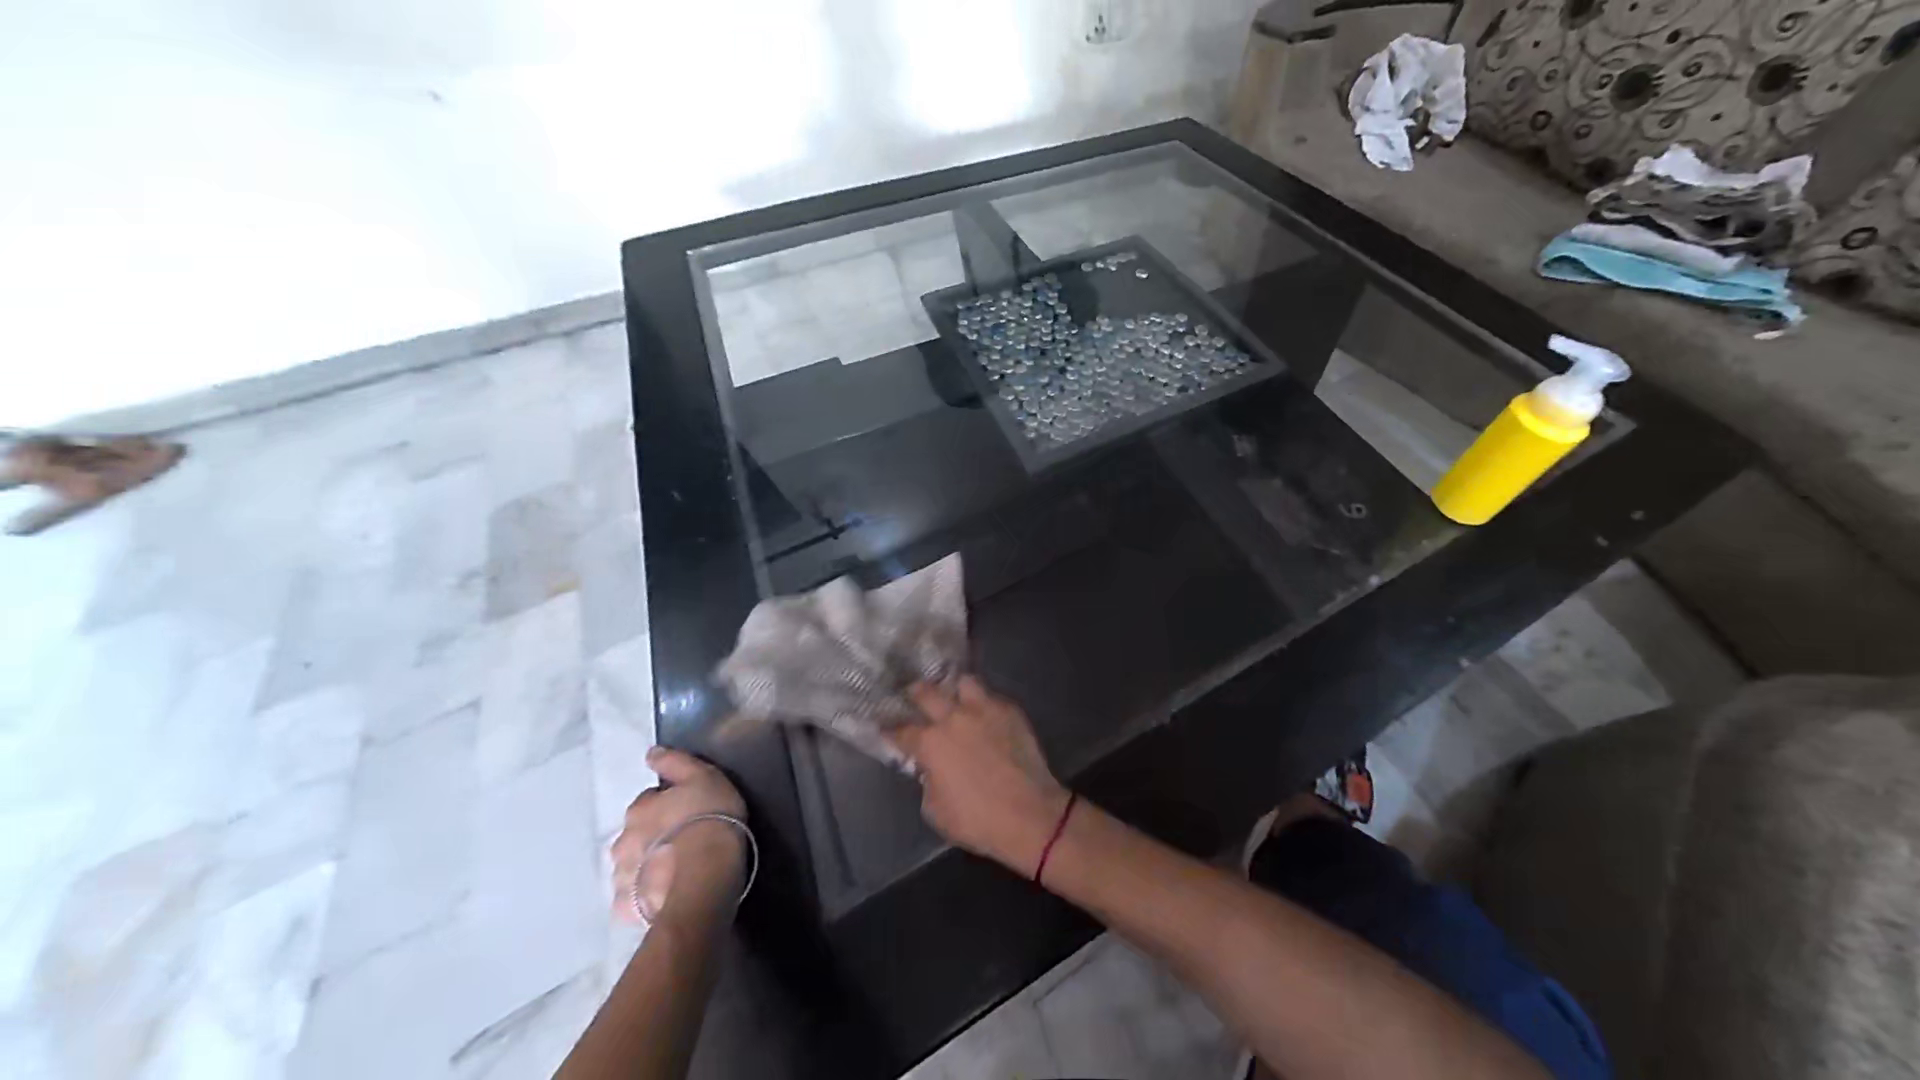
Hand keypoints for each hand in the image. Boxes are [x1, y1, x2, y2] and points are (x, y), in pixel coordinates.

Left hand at [610, 746, 747, 924]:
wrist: (705, 874)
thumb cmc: (708, 817)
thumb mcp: (703, 777)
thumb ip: (676, 763)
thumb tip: (651, 752)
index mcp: (639, 809)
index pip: (649, 800)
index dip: (667, 803)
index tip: (687, 809)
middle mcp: (623, 841)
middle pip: (635, 834)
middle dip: (651, 835)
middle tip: (680, 840)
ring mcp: (622, 877)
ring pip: (632, 866)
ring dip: (647, 865)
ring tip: (675, 871)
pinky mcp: (627, 910)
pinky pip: (632, 901)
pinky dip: (643, 897)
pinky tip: (663, 895)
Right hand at [890, 676, 1070, 874]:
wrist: (1030, 815)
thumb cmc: (978, 820)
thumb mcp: (935, 810)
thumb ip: (927, 781)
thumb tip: (930, 769)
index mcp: (930, 743)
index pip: (901, 730)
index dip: (889, 730)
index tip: (885, 728)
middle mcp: (954, 717)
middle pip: (926, 692)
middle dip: (915, 693)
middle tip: (914, 697)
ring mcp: (985, 709)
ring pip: (964, 683)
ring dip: (955, 691)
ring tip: (956, 700)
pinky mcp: (1011, 712)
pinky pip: (992, 698)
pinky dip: (984, 705)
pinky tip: (987, 718)